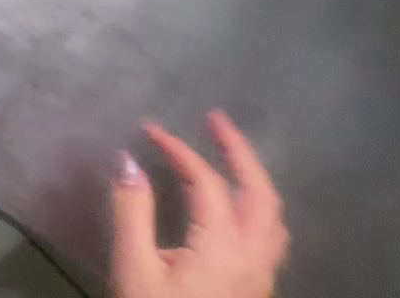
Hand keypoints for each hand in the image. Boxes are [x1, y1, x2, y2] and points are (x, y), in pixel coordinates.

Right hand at [110, 110, 287, 297]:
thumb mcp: (134, 267)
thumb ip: (132, 210)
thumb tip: (126, 158)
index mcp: (223, 250)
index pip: (207, 183)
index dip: (179, 149)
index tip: (146, 129)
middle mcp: (253, 261)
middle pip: (262, 196)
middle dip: (240, 153)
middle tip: (214, 119)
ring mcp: (260, 281)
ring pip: (273, 219)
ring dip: (252, 179)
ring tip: (227, 154)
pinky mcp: (255, 293)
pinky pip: (267, 236)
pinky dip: (252, 204)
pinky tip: (231, 205)